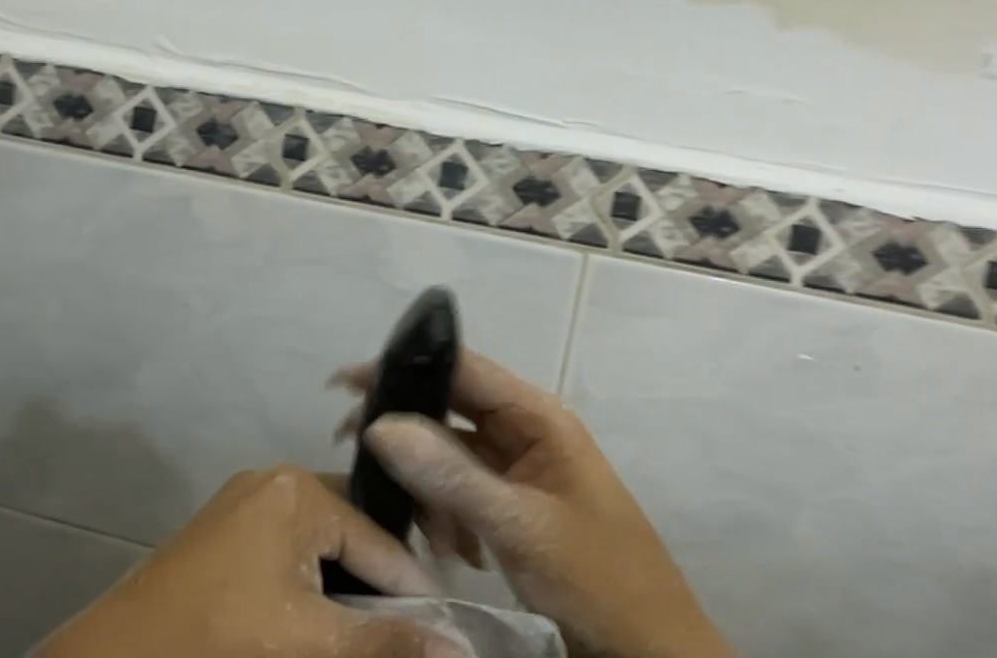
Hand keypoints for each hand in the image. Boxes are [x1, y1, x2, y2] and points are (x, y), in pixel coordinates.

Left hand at [37, 465, 466, 657]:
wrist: (126, 650)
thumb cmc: (226, 634)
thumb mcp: (312, 642)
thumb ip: (389, 643)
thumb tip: (464, 650)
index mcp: (299, 491)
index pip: (383, 542)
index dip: (419, 594)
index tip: (454, 634)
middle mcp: (274, 482)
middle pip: (352, 534)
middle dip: (382, 585)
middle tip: (415, 631)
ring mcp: (246, 504)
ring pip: (321, 544)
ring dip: (348, 587)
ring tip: (374, 629)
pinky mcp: (227, 532)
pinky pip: (289, 549)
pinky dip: (313, 584)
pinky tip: (326, 620)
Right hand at [334, 351, 731, 657]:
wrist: (651, 655)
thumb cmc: (599, 581)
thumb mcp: (520, 526)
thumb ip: (449, 474)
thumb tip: (378, 424)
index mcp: (536, 417)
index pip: (459, 367)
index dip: (401, 366)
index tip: (345, 384)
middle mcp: (523, 431)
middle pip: (444, 408)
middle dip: (403, 434)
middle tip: (353, 450)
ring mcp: (516, 468)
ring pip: (445, 453)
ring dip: (427, 488)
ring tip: (429, 533)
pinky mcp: (509, 504)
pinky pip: (457, 489)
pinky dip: (444, 514)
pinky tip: (452, 550)